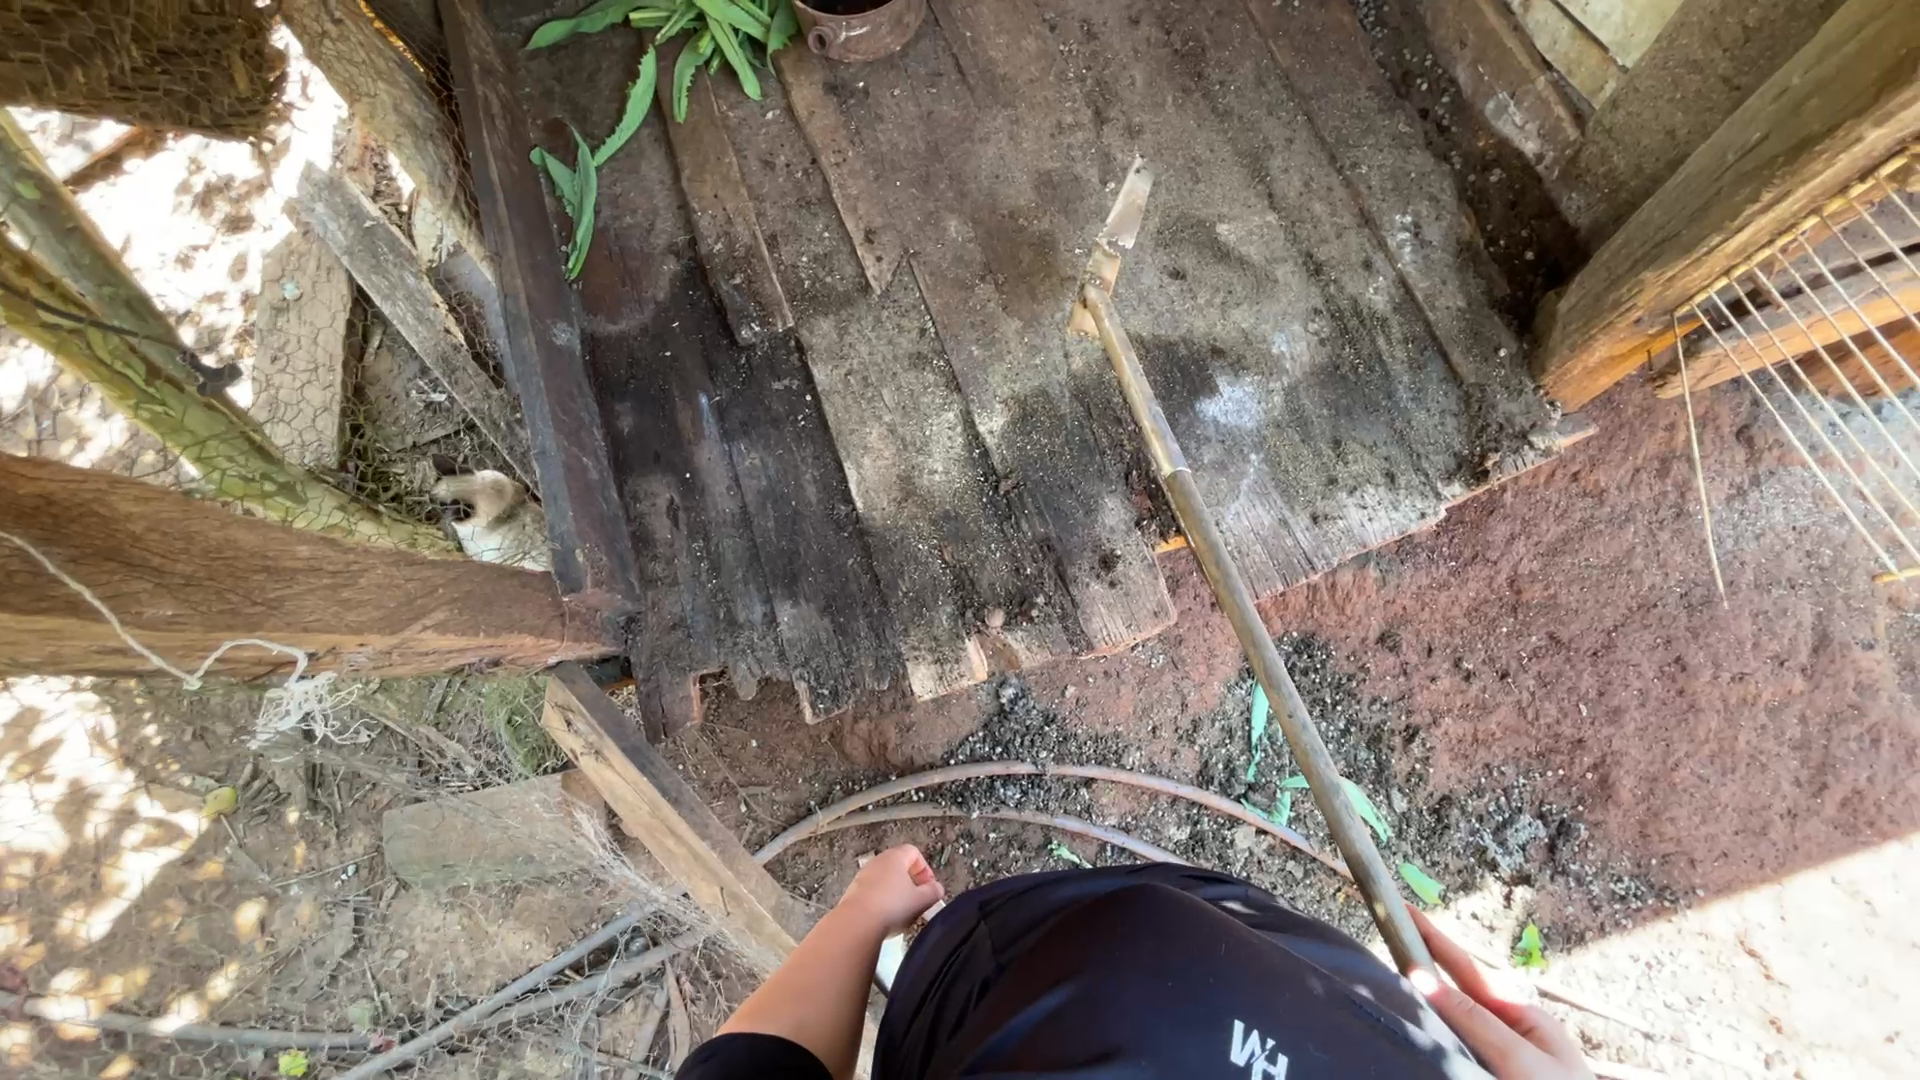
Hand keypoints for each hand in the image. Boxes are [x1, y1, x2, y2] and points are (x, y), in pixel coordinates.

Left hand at [837, 845, 944, 935]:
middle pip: (899, 866)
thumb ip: (933, 892)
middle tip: (918, 900)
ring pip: (885, 880)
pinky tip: (885, 919)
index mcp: (895, 856)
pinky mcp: (853, 892)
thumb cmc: (892, 906)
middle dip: (911, 882)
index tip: (929, 887)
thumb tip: (937, 888)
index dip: (925, 869)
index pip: (914, 852)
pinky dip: (881, 902)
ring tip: (902, 913)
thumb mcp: (921, 900)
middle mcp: (878, 861)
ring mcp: (863, 876)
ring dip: (895, 893)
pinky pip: (872, 893)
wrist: (857, 923)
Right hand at [1408, 906, 1593, 1079]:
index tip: (1400, 905)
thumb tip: (1420, 975)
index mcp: (1522, 1015)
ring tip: (1390, 978)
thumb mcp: (1523, 1062)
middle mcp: (1511, 1030)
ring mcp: (1503, 1056)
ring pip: (1454, 1018)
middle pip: (1456, 988)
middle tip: (1385, 937)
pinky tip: (1418, 1028)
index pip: (1464, 965)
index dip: (1431, 935)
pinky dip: (1435, 1028)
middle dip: (1423, 961)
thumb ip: (1473, 1019)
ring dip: (1425, 998)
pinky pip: (1456, 1044)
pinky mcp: (1490, 1072)